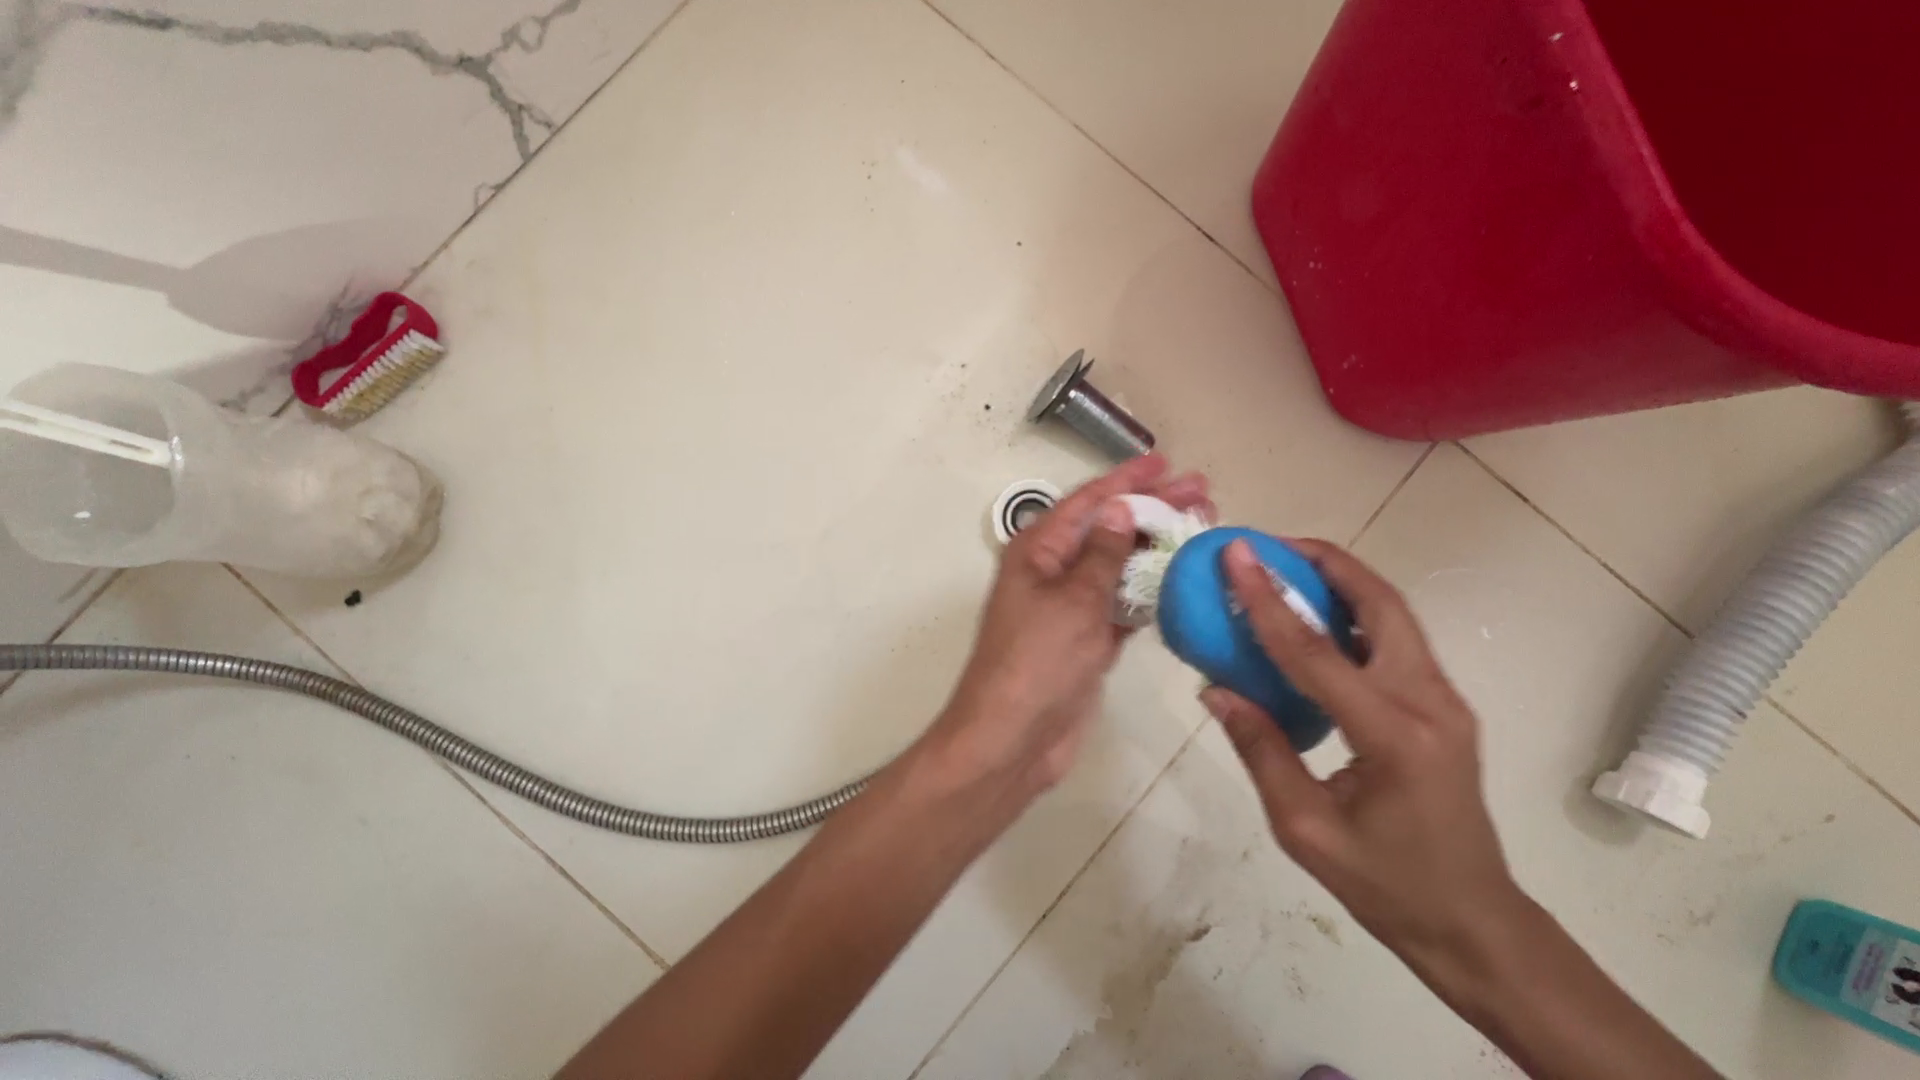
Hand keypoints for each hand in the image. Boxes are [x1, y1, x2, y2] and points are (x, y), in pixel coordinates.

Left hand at [927, 455, 1213, 797]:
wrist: (1014, 738)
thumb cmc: (1037, 662)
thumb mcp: (1073, 601)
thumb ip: (1102, 555)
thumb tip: (1120, 509)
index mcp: (1037, 551)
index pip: (1088, 502)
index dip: (1127, 480)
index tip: (1166, 462)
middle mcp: (1052, 571)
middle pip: (1108, 529)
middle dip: (1153, 509)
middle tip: (1202, 493)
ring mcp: (1070, 608)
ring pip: (1119, 566)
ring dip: (1156, 549)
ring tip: (1202, 530)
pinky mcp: (1087, 641)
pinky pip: (1123, 605)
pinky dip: (1150, 593)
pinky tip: (1183, 580)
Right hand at [1200, 538, 1526, 971]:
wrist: (1470, 919)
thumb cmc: (1384, 883)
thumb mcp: (1304, 826)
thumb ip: (1261, 750)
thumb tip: (1216, 689)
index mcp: (1392, 736)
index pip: (1318, 652)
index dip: (1269, 601)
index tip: (1236, 556)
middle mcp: (1430, 702)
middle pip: (1380, 605)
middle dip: (1326, 563)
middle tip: (1271, 546)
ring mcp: (1445, 701)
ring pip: (1395, 615)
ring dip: (1344, 581)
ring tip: (1289, 567)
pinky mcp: (1444, 706)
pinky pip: (1397, 641)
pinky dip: (1357, 612)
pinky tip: (1318, 618)